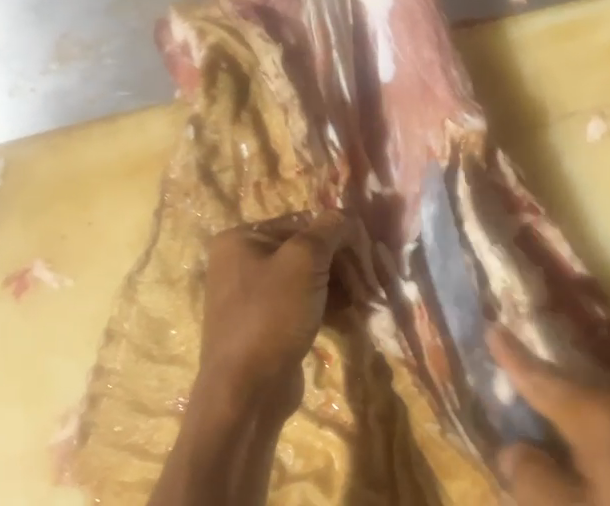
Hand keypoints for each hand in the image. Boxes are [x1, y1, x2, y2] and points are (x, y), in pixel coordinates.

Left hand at [196, 210, 356, 417]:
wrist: (245, 394)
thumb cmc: (271, 315)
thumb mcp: (305, 259)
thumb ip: (330, 228)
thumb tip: (348, 216)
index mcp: (241, 239)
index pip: (302, 222)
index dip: (337, 234)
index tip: (366, 253)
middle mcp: (241, 262)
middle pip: (305, 250)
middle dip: (340, 263)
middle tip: (369, 280)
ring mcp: (251, 296)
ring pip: (307, 278)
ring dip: (339, 285)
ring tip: (364, 298)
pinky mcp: (264, 325)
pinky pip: (301, 303)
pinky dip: (326, 305)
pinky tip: (349, 314)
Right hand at [489, 329, 609, 505]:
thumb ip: (536, 483)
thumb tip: (513, 449)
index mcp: (598, 416)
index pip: (544, 380)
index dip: (515, 358)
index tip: (493, 327)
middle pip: (577, 391)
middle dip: (549, 390)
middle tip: (520, 382)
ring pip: (607, 410)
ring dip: (579, 418)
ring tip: (557, 426)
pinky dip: (607, 435)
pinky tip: (605, 459)